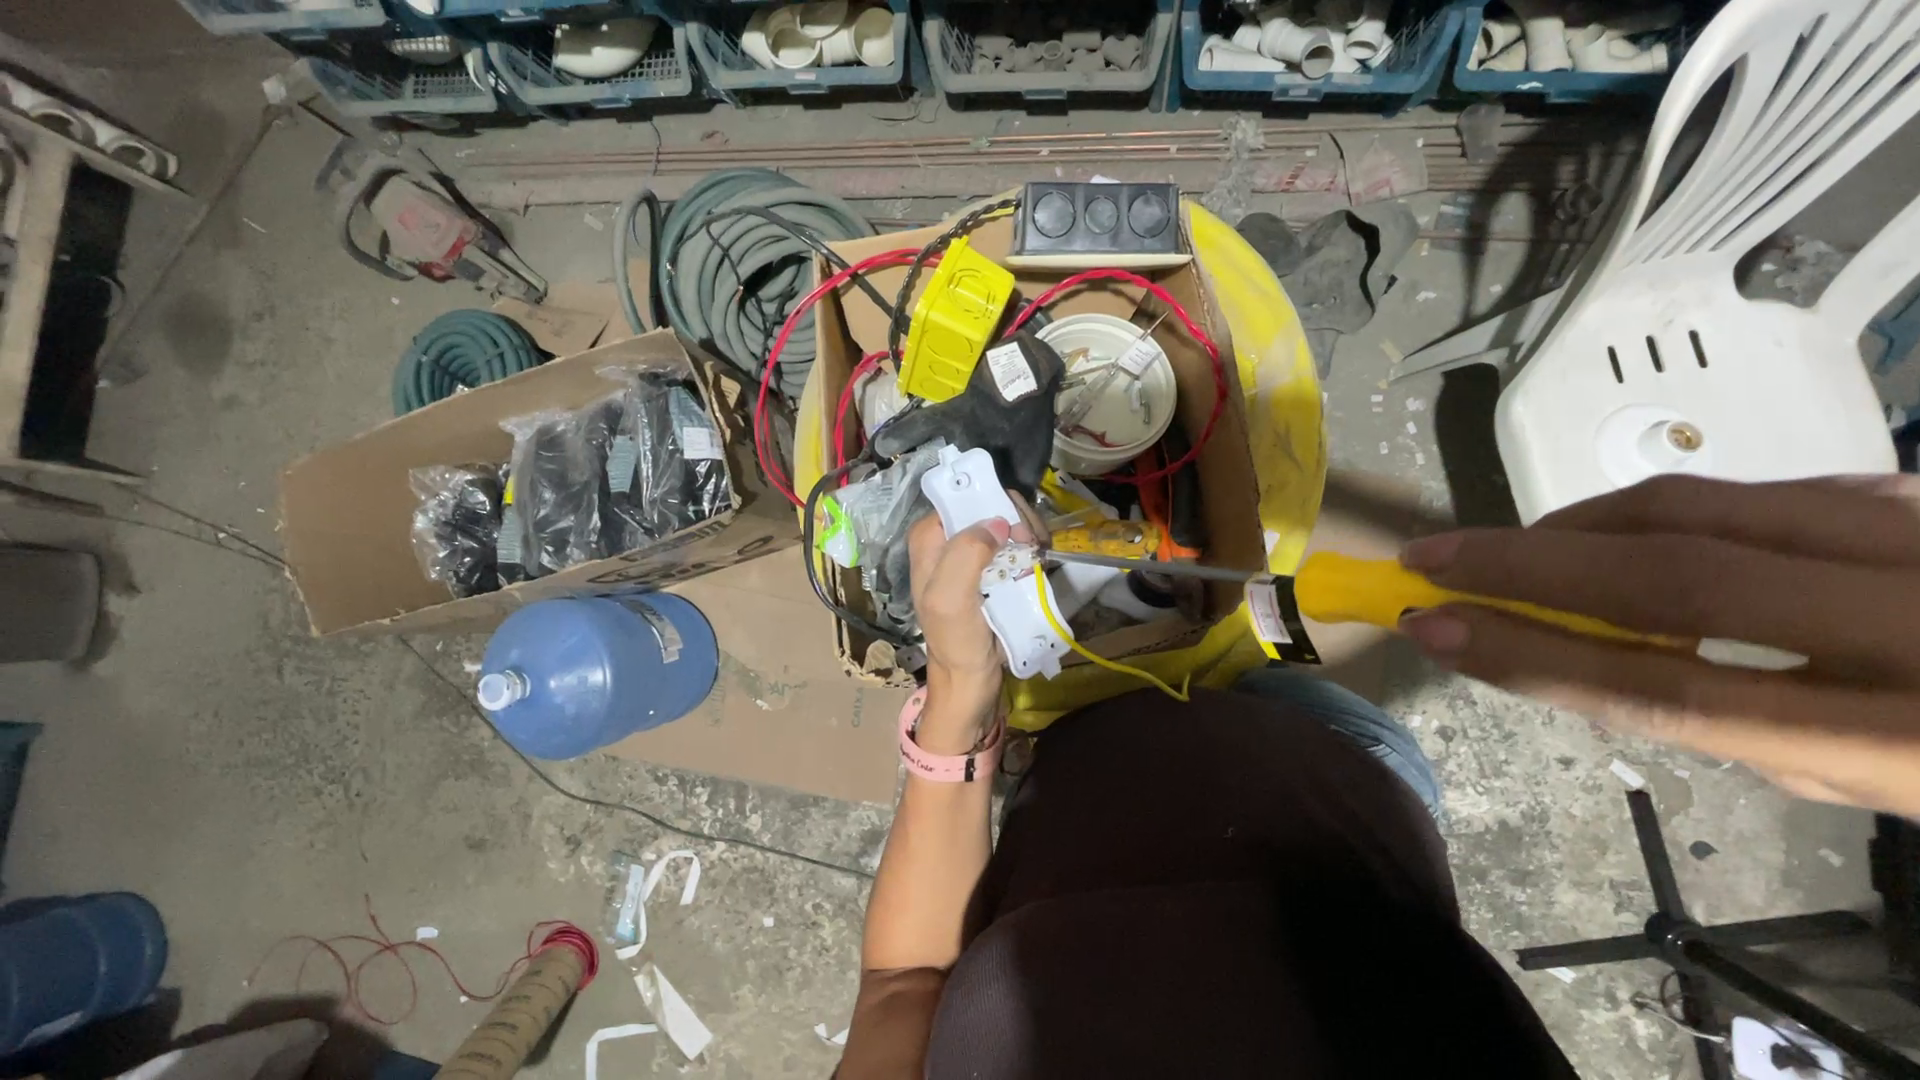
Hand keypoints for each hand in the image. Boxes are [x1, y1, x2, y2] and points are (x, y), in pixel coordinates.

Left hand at [905, 496, 1041, 749]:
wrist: (972, 684)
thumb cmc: (956, 642)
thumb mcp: (948, 599)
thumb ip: (964, 555)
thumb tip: (997, 523)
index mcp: (929, 543)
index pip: (957, 500)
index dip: (986, 502)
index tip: (1013, 522)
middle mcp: (948, 546)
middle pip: (986, 509)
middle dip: (1014, 518)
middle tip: (1033, 542)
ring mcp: (972, 561)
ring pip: (1004, 526)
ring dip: (1028, 533)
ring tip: (1040, 553)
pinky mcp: (993, 576)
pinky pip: (1014, 549)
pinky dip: (1031, 550)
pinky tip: (1041, 561)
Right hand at [1395, 474, 1919, 817]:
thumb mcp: (1882, 784)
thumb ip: (1744, 723)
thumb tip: (1593, 657)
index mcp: (1915, 739)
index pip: (1669, 688)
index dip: (1532, 656)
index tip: (1434, 628)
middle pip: (1672, 572)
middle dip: (1524, 564)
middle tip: (1429, 559)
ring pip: (1706, 508)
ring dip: (1581, 527)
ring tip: (1515, 551)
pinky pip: (1763, 490)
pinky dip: (1667, 512)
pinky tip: (1631, 536)